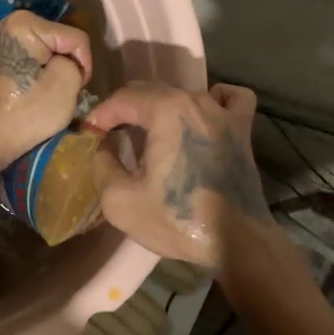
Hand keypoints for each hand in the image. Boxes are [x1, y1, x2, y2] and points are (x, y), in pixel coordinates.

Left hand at [0, 11, 92, 166]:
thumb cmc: (27, 111)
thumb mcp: (67, 83)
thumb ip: (77, 62)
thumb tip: (68, 65)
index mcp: (26, 23)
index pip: (77, 39)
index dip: (83, 66)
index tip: (73, 90)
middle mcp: (12, 24)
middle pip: (63, 44)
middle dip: (68, 67)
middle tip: (62, 93)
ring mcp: (5, 42)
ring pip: (52, 55)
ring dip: (56, 74)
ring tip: (48, 96)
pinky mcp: (3, 60)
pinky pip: (36, 63)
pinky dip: (42, 77)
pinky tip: (35, 95)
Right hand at [87, 82, 272, 265]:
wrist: (237, 243)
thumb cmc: (177, 220)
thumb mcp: (119, 200)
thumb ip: (102, 164)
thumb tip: (105, 146)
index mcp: (166, 110)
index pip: (123, 99)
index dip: (101, 114)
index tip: (91, 134)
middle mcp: (196, 101)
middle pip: (151, 91)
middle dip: (126, 110)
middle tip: (112, 135)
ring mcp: (224, 113)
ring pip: (183, 95)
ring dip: (161, 109)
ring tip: (150, 134)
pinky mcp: (242, 130)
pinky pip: (230, 98)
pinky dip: (214, 101)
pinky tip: (202, 118)